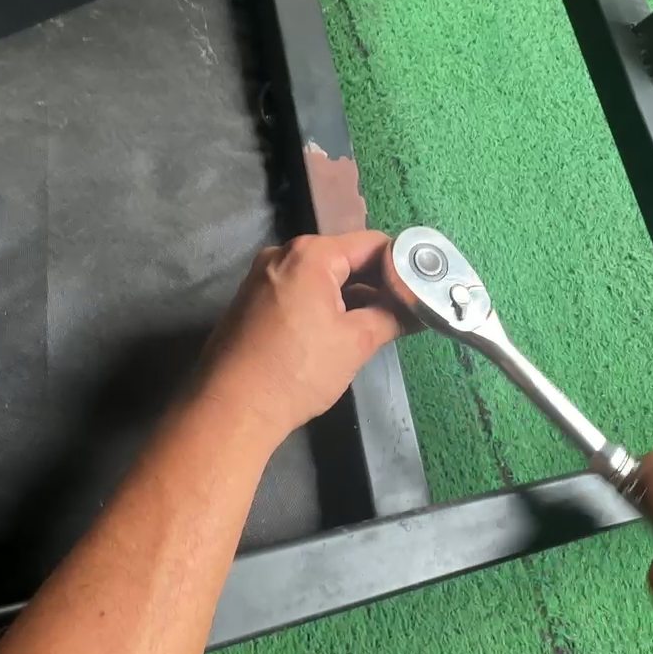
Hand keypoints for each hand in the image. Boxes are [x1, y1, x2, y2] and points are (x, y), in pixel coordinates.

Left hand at [194, 231, 404, 438]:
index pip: (373, 243)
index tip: (422, 288)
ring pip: (324, 276)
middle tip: (407, 308)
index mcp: (311, 254)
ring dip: (354, 296)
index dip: (403, 264)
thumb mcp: (356, 342)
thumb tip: (419, 309)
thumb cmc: (297, 370)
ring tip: (381, 323)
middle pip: (346, 257)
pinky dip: (326, 304)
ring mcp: (263, 277)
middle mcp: (283, 255)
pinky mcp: (253, 300)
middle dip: (379, 282)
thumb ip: (393, 316)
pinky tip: (343, 330)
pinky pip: (301, 290)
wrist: (230, 410)